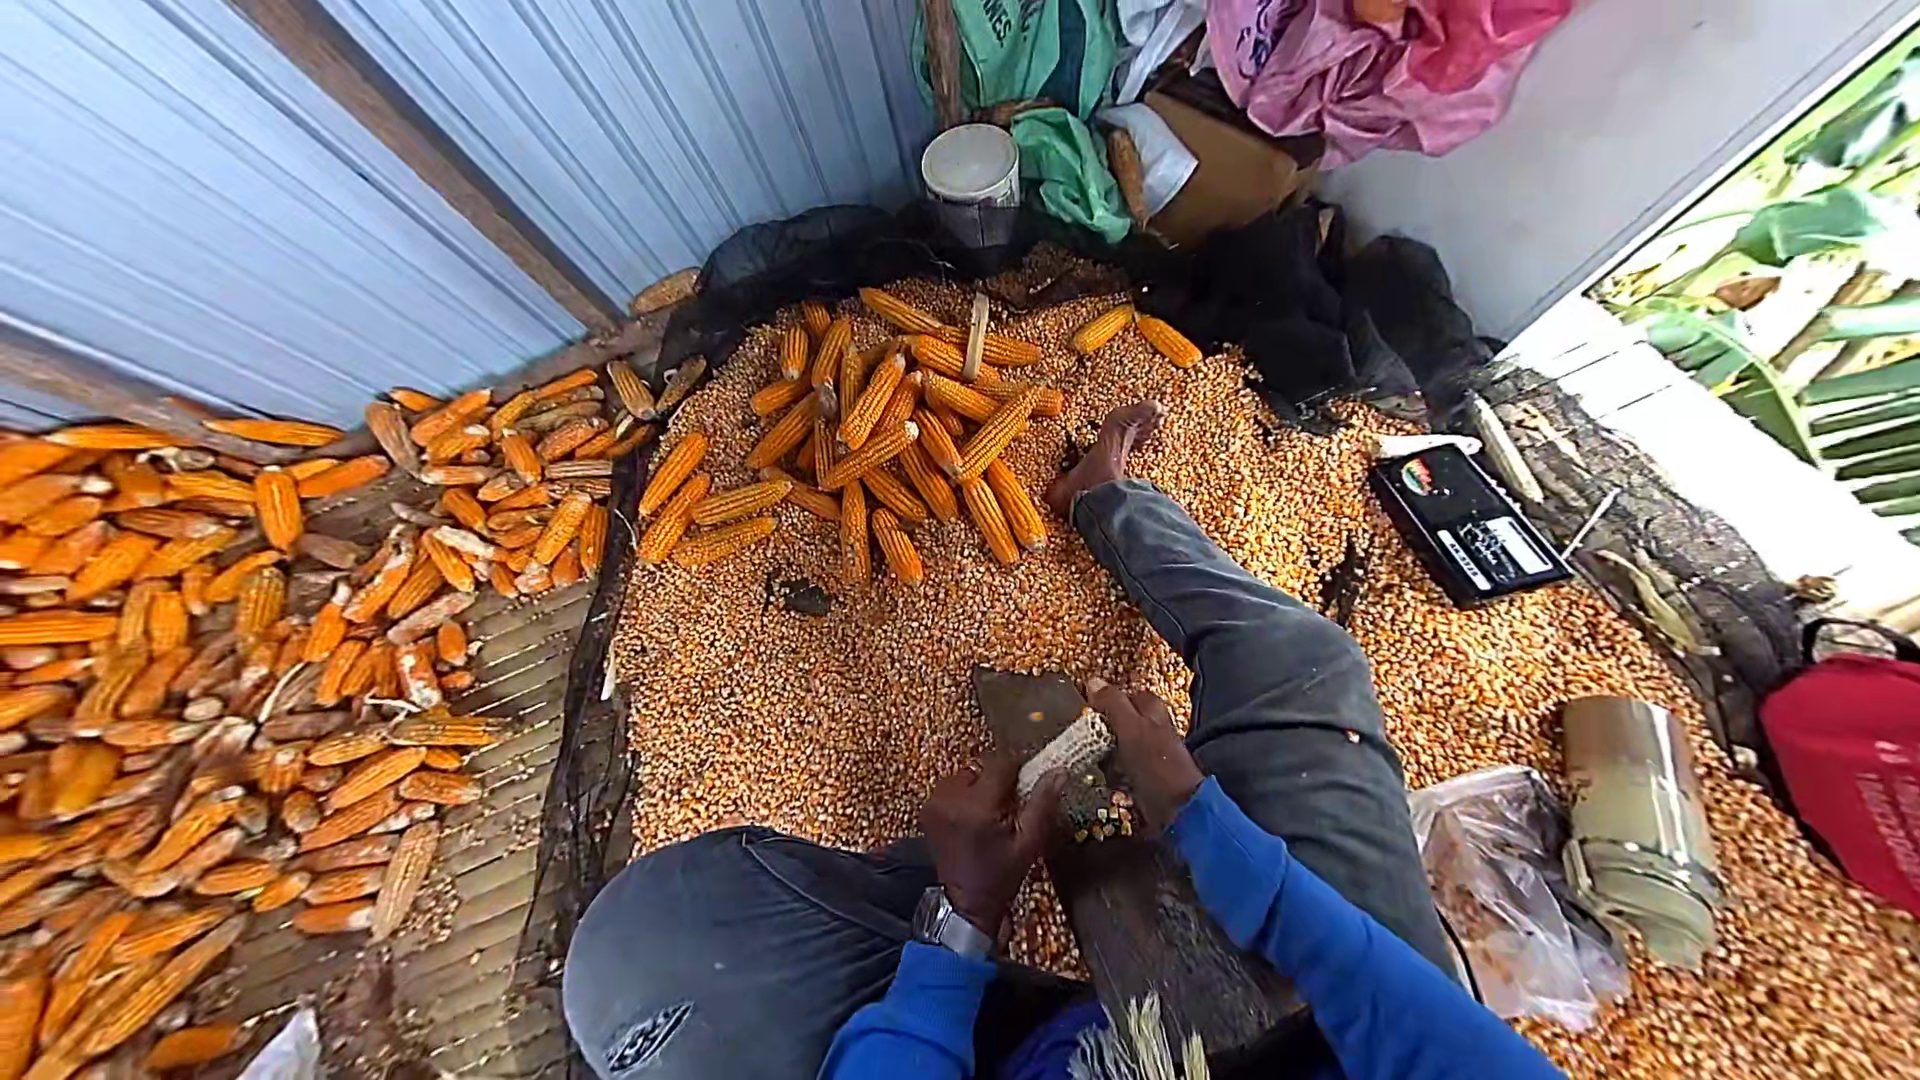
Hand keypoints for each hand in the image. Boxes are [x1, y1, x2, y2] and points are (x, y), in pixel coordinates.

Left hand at [921, 753, 1066, 933]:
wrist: (965, 904)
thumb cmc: (1002, 874)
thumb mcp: (1029, 842)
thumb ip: (1043, 802)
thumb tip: (1059, 770)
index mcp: (978, 805)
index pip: (1000, 763)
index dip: (1015, 770)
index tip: (1022, 786)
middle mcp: (951, 797)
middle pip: (981, 767)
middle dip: (996, 781)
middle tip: (1006, 806)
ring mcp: (935, 802)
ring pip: (966, 775)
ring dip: (979, 787)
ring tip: (988, 814)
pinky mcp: (927, 808)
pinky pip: (951, 788)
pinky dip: (963, 796)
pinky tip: (970, 819)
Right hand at [1086, 678, 1204, 831]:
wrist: (1178, 810)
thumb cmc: (1156, 763)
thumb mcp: (1130, 727)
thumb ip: (1112, 703)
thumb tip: (1093, 681)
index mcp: (1152, 710)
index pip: (1123, 696)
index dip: (1105, 703)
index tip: (1089, 712)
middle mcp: (1152, 728)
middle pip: (1116, 722)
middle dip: (1102, 733)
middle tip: (1091, 741)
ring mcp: (1148, 754)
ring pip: (1115, 747)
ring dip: (1105, 757)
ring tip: (1101, 765)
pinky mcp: (1144, 777)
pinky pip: (1119, 770)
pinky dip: (1112, 775)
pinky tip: (1111, 782)